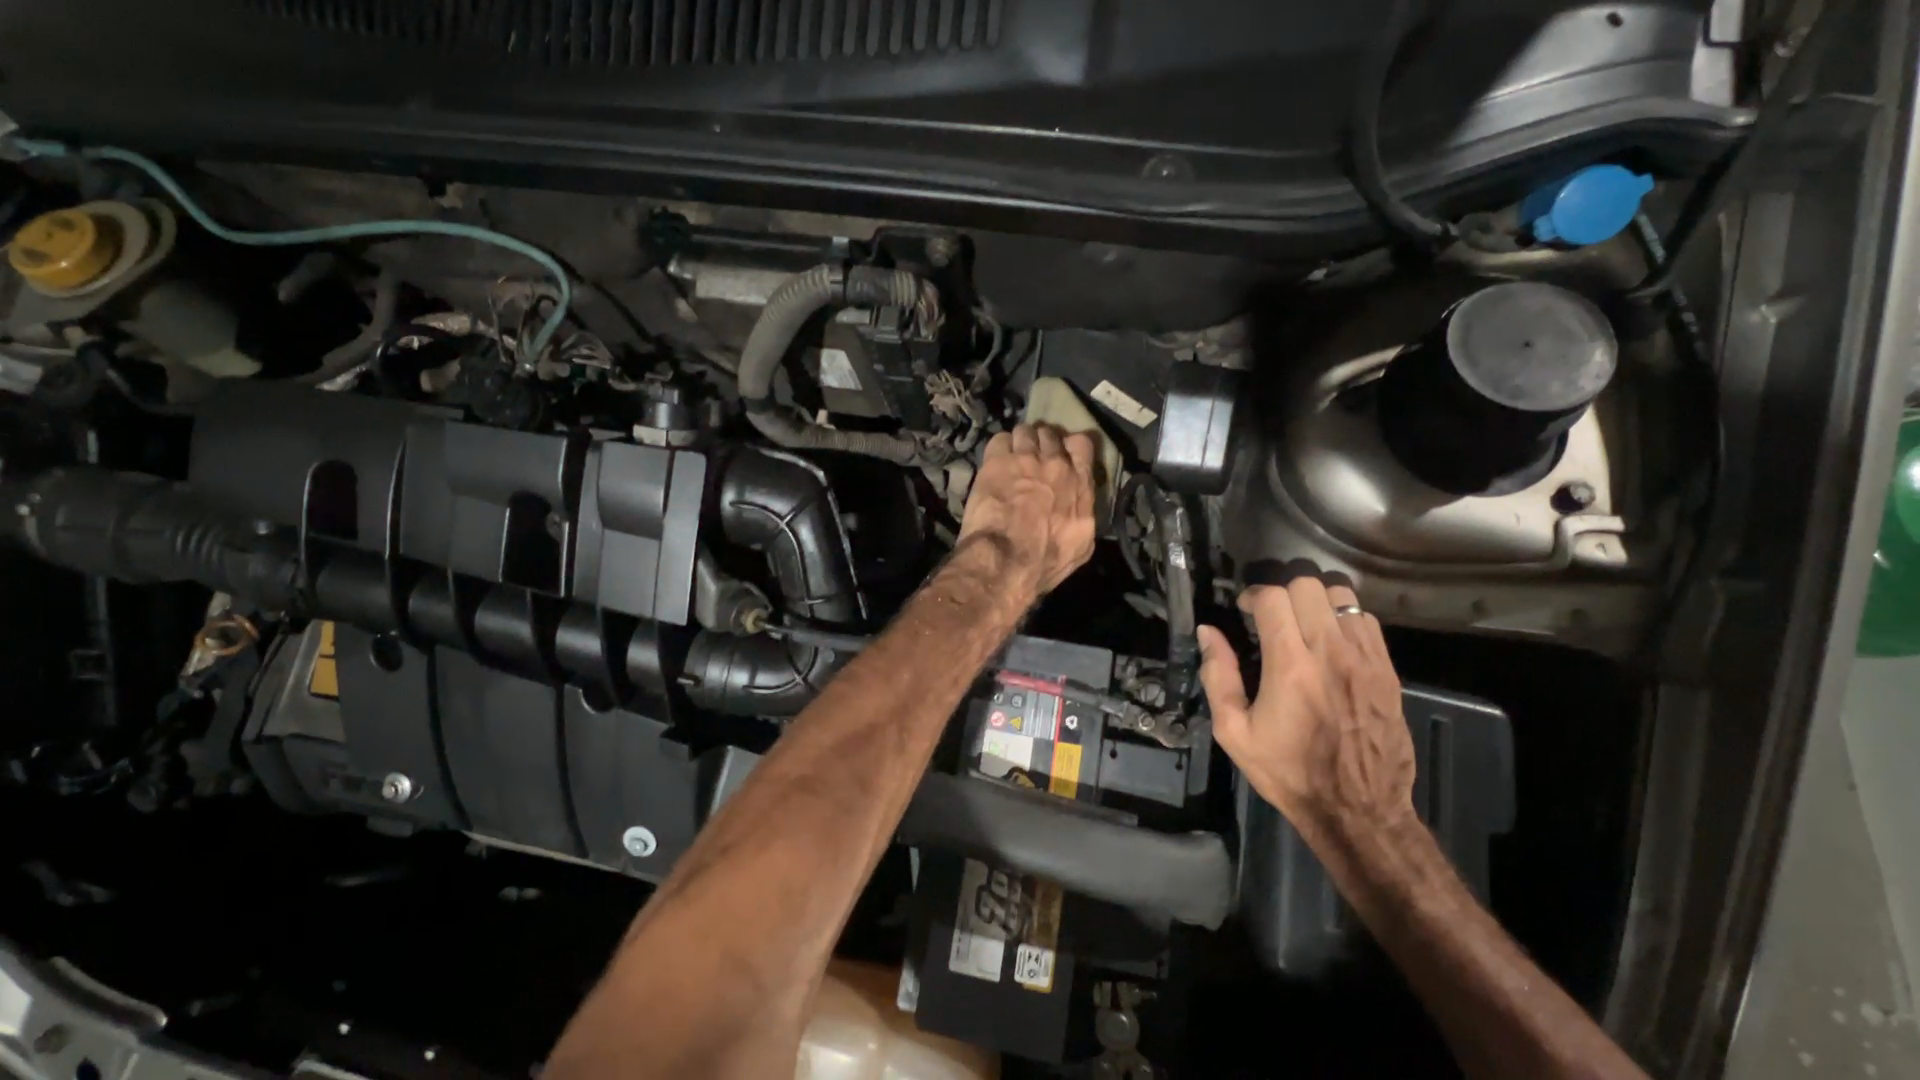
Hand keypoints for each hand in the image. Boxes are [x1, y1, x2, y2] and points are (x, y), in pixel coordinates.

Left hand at [957, 423, 1096, 595]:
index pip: (1082, 444)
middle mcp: (1056, 463)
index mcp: (1080, 483)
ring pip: (1025, 431)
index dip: (1071, 445)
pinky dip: (999, 447)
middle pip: (1050, 434)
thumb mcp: (1082, 545)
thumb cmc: (1047, 560)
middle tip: (1034, 457)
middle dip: (1043, 442)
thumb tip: (1082, 508)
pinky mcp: (996, 461)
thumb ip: (1084, 515)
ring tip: (1013, 456)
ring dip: (1021, 441)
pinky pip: (999, 439)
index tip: (1064, 453)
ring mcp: (1025, 458)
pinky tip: (995, 461)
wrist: (1007, 559)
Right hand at [1197, 573, 1415, 844]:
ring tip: (1305, 623)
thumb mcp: (1234, 733)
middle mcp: (1331, 652)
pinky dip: (1344, 619)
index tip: (1244, 611)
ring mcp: (1365, 658)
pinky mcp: (1387, 669)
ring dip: (1317, 601)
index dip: (1252, 595)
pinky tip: (1333, 642)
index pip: (1272, 597)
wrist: (1357, 809)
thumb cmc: (1288, 772)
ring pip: (1341, 595)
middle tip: (1272, 617)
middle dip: (1283, 593)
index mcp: (1290, 666)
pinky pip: (1366, 620)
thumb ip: (1218, 677)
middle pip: (1307, 585)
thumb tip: (1208, 633)